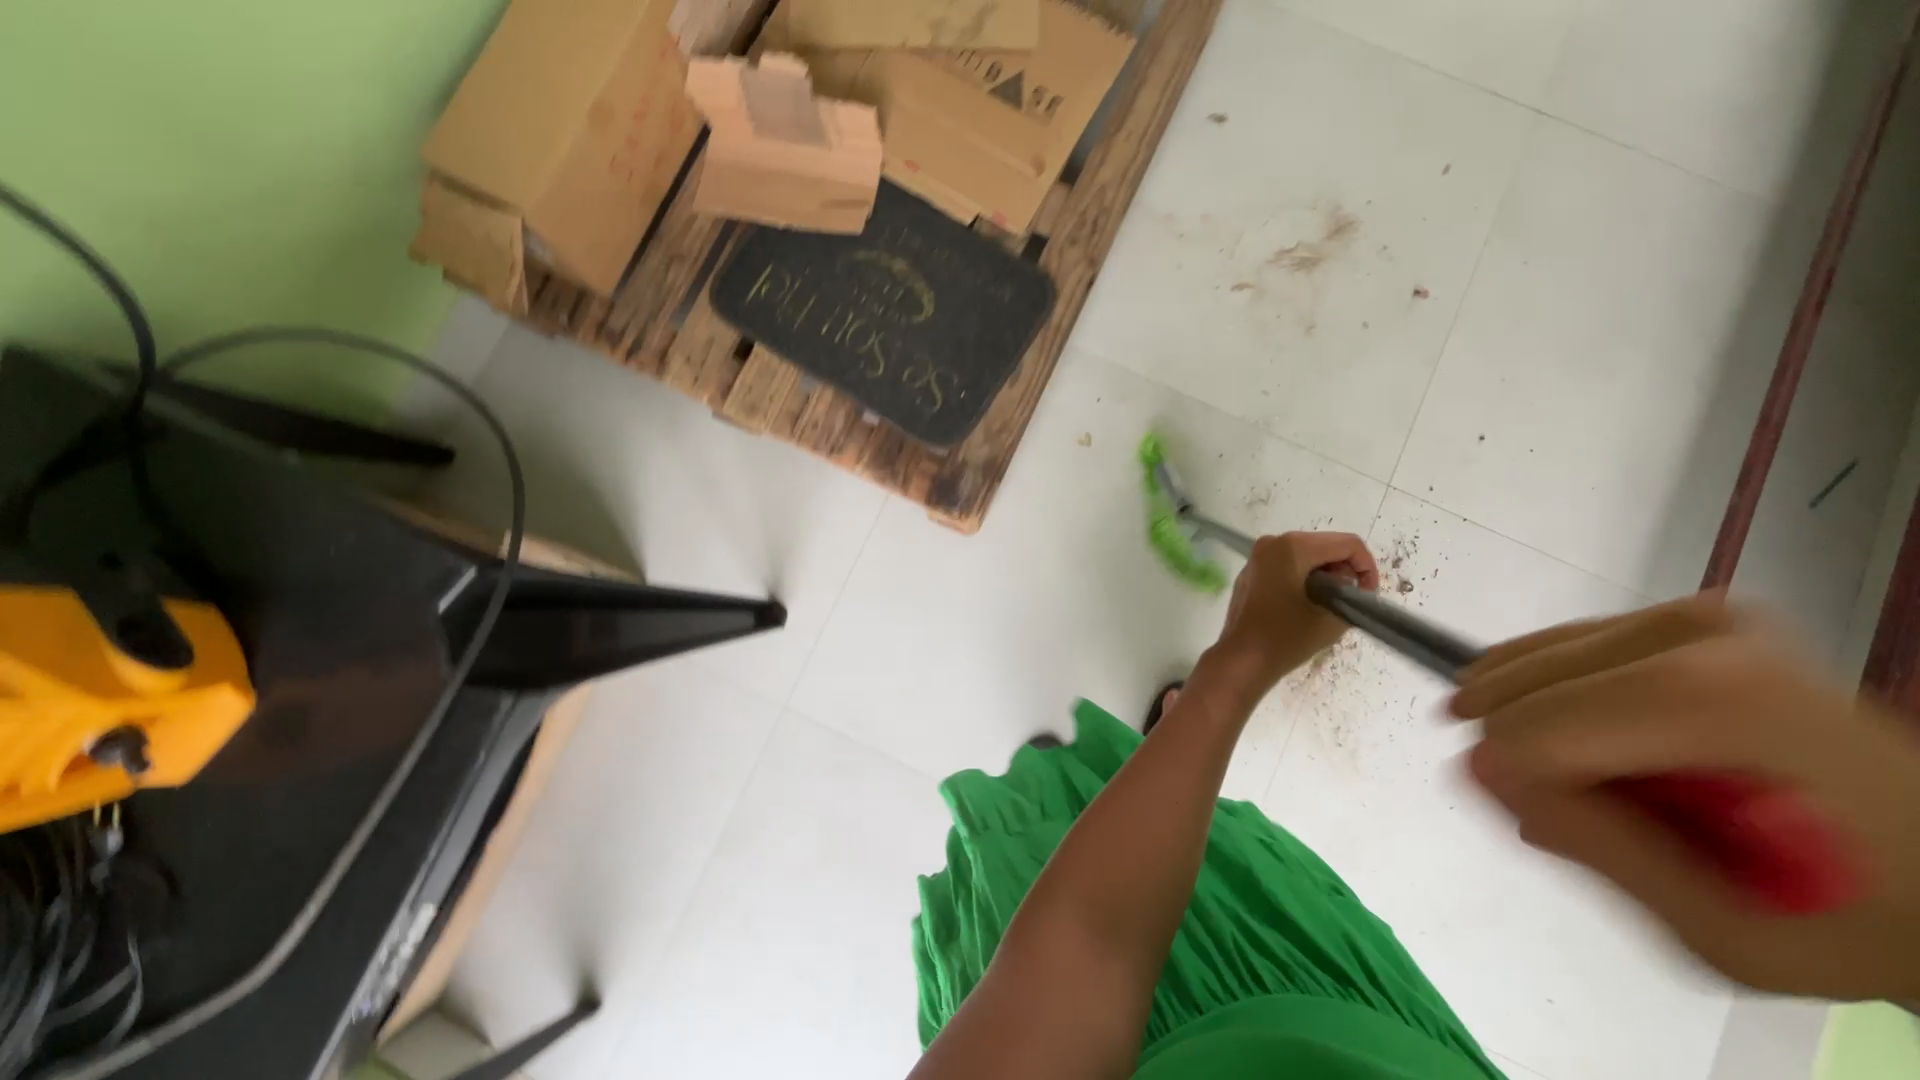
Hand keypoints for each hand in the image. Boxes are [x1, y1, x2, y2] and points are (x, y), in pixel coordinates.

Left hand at [1210, 531, 1378, 694]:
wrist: (1242, 659)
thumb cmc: (1286, 638)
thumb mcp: (1332, 617)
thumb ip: (1350, 592)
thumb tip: (1347, 582)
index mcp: (1293, 547)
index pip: (1347, 544)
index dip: (1366, 566)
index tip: (1368, 593)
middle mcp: (1272, 543)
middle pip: (1325, 545)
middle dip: (1344, 569)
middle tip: (1351, 598)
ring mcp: (1257, 556)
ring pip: (1306, 554)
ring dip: (1325, 573)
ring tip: (1331, 602)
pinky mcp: (1251, 572)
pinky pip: (1286, 564)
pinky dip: (1303, 576)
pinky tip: (1307, 602)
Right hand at [1451, 593, 1919, 999]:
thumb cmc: (1845, 911)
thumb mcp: (1725, 931)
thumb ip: (1595, 845)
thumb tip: (1477, 769)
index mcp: (1716, 702)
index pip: (1535, 727)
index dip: (1518, 785)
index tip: (1550, 831)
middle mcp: (1703, 635)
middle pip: (1526, 683)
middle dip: (1521, 749)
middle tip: (1571, 814)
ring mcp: (1700, 617)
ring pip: (1534, 659)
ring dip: (1530, 722)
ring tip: (1588, 783)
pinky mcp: (1694, 617)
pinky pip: (1563, 646)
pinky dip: (1547, 694)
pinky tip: (1578, 736)